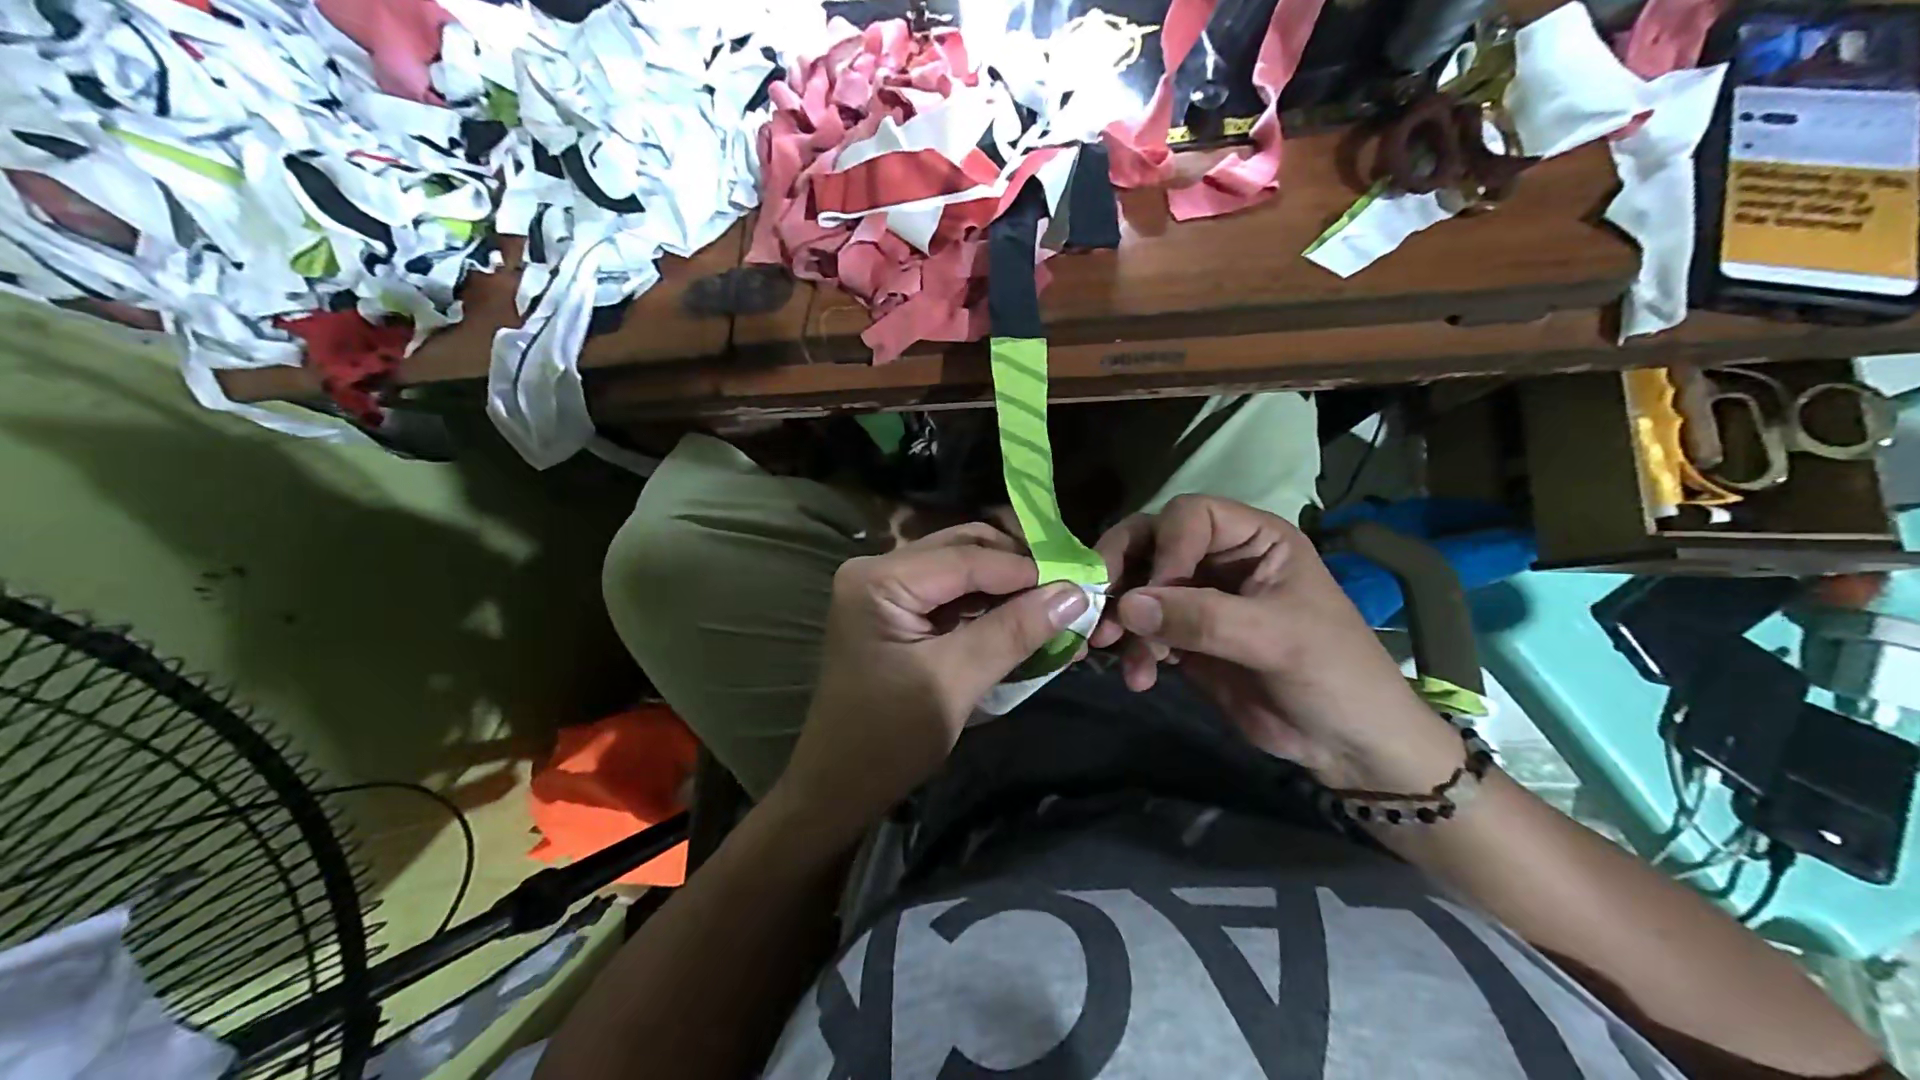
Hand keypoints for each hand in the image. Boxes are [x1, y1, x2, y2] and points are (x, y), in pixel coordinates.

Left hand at [774, 523, 1090, 838]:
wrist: (839, 787)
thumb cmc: (888, 739)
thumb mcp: (955, 681)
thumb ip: (1014, 631)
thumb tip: (1076, 593)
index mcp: (878, 579)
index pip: (966, 557)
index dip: (1026, 570)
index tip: (1082, 584)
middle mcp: (879, 570)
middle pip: (964, 551)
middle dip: (1019, 570)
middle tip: (1070, 592)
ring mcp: (887, 590)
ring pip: (964, 570)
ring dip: (1009, 589)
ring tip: (1058, 607)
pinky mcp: (898, 613)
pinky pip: (954, 596)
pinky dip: (991, 608)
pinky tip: (1028, 622)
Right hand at [1091, 495, 1460, 789]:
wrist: (1348, 745)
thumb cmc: (1334, 675)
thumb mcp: (1275, 639)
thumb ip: (1202, 618)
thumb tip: (1126, 605)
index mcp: (1254, 540)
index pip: (1189, 516)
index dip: (1164, 546)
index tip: (1153, 590)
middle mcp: (1219, 560)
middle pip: (1150, 544)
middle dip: (1120, 574)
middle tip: (1095, 606)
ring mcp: (1198, 600)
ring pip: (1137, 588)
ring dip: (1120, 619)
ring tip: (1112, 652)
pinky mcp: (1184, 639)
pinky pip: (1142, 631)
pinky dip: (1132, 650)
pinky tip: (1140, 678)